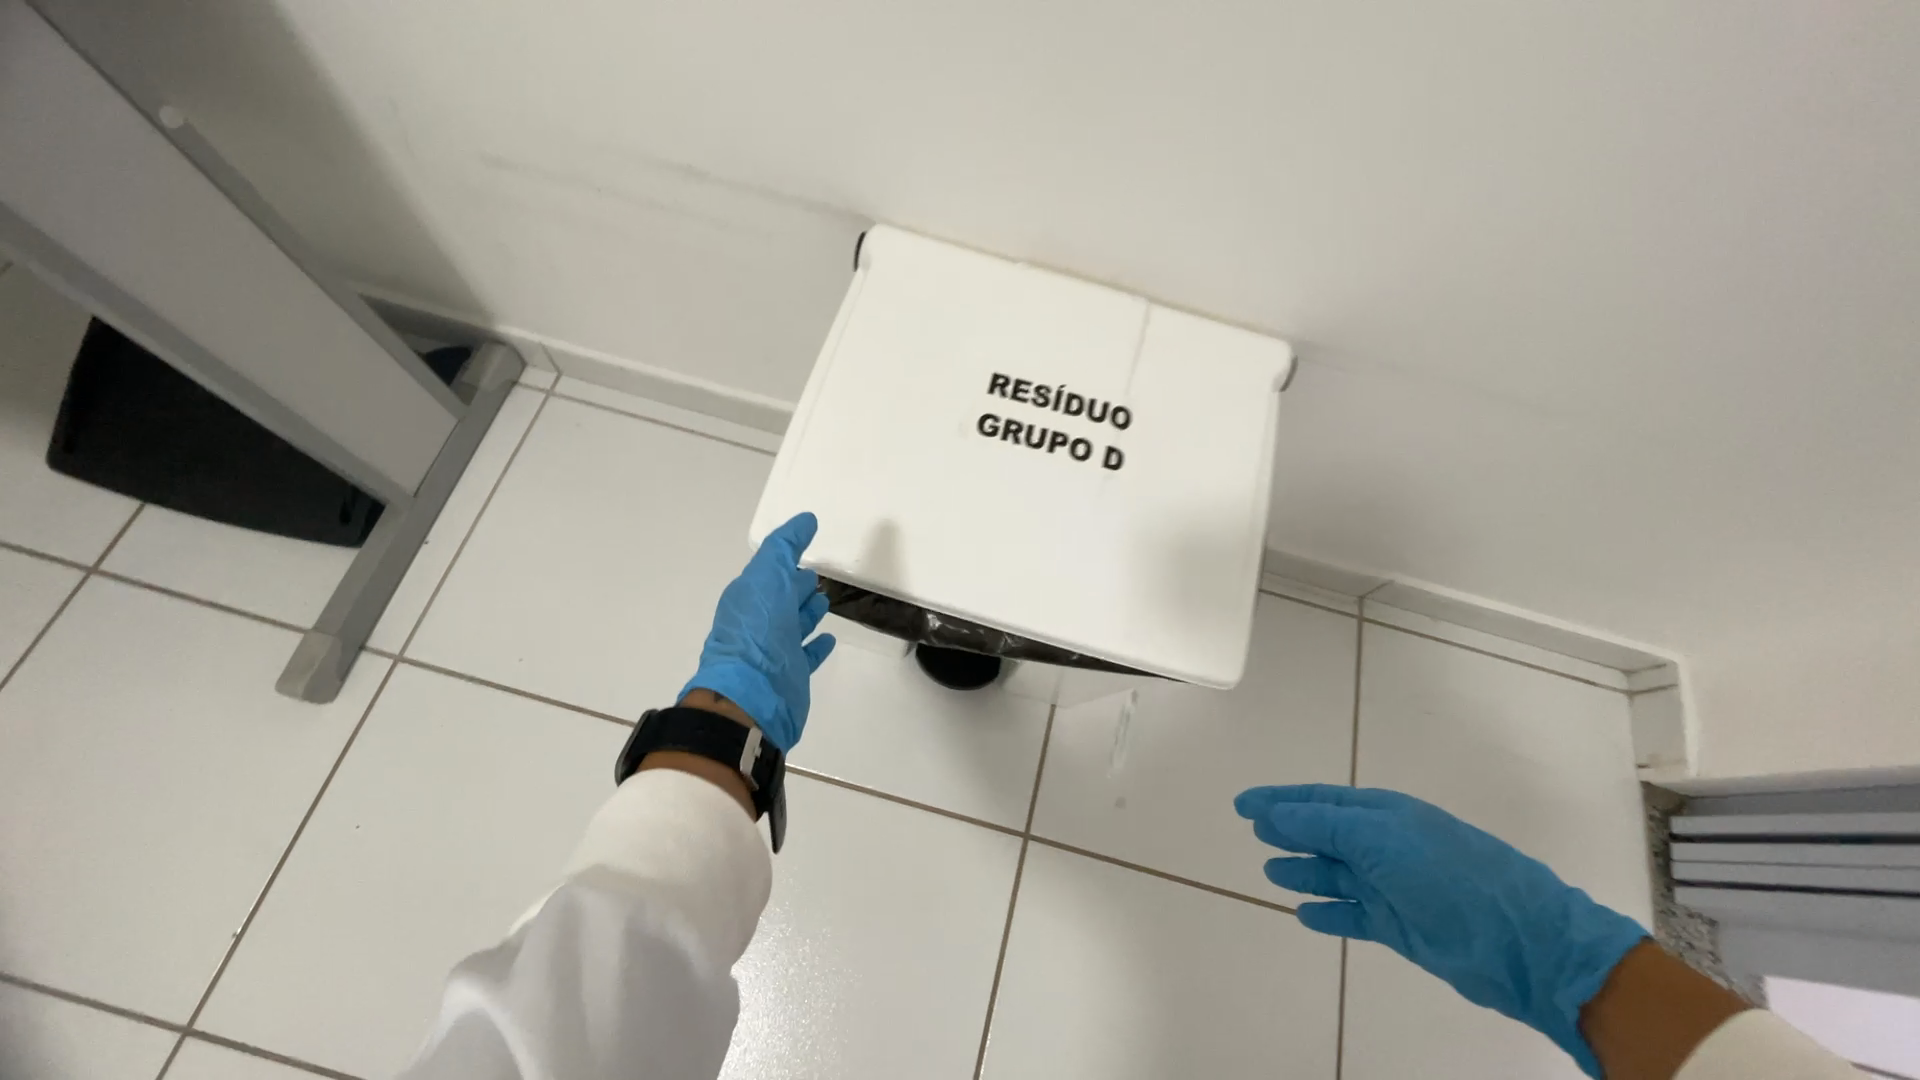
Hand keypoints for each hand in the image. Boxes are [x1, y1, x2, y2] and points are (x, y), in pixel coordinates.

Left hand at [680, 512, 836, 750]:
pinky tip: (828, 638)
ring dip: (808, 611)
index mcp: (749, 597)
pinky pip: (806, 655)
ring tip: (825, 599)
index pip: (770, 570)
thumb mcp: (766, 578)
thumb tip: (805, 520)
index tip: (807, 535)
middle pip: (781, 597)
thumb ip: (783, 548)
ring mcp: (775, 650)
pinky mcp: (791, 674)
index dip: (786, 553)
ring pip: (795, 624)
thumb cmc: (758, 631)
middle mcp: (760, 622)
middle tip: (815, 574)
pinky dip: (817, 645)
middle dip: (796, 583)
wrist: (753, 694)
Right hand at [1235, 784, 1645, 1077]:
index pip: (1319, 800)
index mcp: (1383, 814)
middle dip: (1290, 831)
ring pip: (1335, 874)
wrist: (1523, 945)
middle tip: (1255, 832)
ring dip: (1304, 871)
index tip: (1242, 804)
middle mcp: (1385, 845)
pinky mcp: (1400, 926)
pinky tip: (1304, 915)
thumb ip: (1323, 823)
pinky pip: (1352, 914)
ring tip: (1272, 872)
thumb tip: (1274, 812)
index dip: (1279, 799)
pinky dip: (1329, 913)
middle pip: (1325, 834)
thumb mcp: (1380, 838)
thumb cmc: (1447, 876)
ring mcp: (1393, 886)